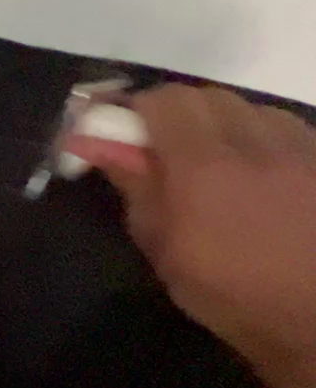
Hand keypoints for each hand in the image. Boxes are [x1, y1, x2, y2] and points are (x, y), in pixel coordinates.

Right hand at [71, 85, 315, 387]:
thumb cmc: (227, 290)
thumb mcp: (160, 242)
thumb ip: (133, 183)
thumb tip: (93, 141)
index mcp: (207, 166)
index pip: (164, 101)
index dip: (132, 107)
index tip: (112, 128)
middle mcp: (262, 150)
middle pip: (209, 97)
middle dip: (176, 111)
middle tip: (157, 144)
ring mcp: (310, 160)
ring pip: (257, 110)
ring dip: (225, 122)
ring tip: (213, 157)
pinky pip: (295, 134)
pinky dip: (266, 139)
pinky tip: (260, 173)